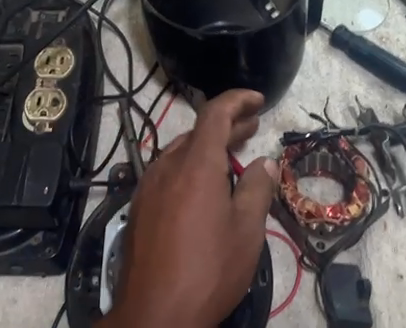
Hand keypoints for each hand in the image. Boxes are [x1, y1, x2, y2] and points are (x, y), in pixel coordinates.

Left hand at [100, 89, 278, 327]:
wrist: (153, 314)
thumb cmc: (207, 270)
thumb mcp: (245, 232)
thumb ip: (257, 190)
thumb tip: (264, 163)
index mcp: (196, 163)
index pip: (215, 113)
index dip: (238, 100)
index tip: (258, 99)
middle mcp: (168, 165)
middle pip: (198, 132)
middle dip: (228, 126)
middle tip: (253, 127)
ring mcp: (149, 186)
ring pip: (182, 152)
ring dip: (208, 148)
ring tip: (232, 157)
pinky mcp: (140, 207)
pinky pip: (168, 173)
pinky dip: (191, 168)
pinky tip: (204, 188)